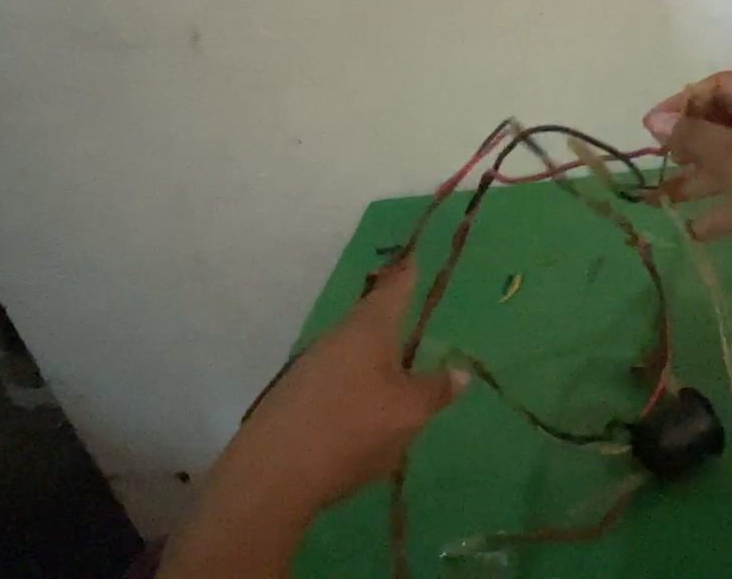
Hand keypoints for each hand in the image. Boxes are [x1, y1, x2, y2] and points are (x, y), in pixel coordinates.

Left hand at [161, 263, 464, 577]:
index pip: (395, 287)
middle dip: (391, 319)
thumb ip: (436, 390)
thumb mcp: (408, 412)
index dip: (407, 272)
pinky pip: (333, 379)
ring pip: (350, 350)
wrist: (269, 477)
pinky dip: (352, 385)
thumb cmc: (352, 428)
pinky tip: (360, 411)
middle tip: (412, 316)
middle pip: (369, 318)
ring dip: (371, 357)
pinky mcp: (292, 398)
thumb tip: (462, 371)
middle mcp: (338, 336)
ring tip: (393, 371)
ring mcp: (310, 366)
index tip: (415, 256)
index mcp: (370, 327)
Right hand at [644, 71, 731, 290]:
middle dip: (692, 144)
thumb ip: (694, 137)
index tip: (649, 130)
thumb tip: (656, 118)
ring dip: (704, 177)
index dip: (683, 103)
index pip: (725, 84)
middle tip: (659, 165)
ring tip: (666, 201)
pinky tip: (699, 229)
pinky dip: (731, 201)